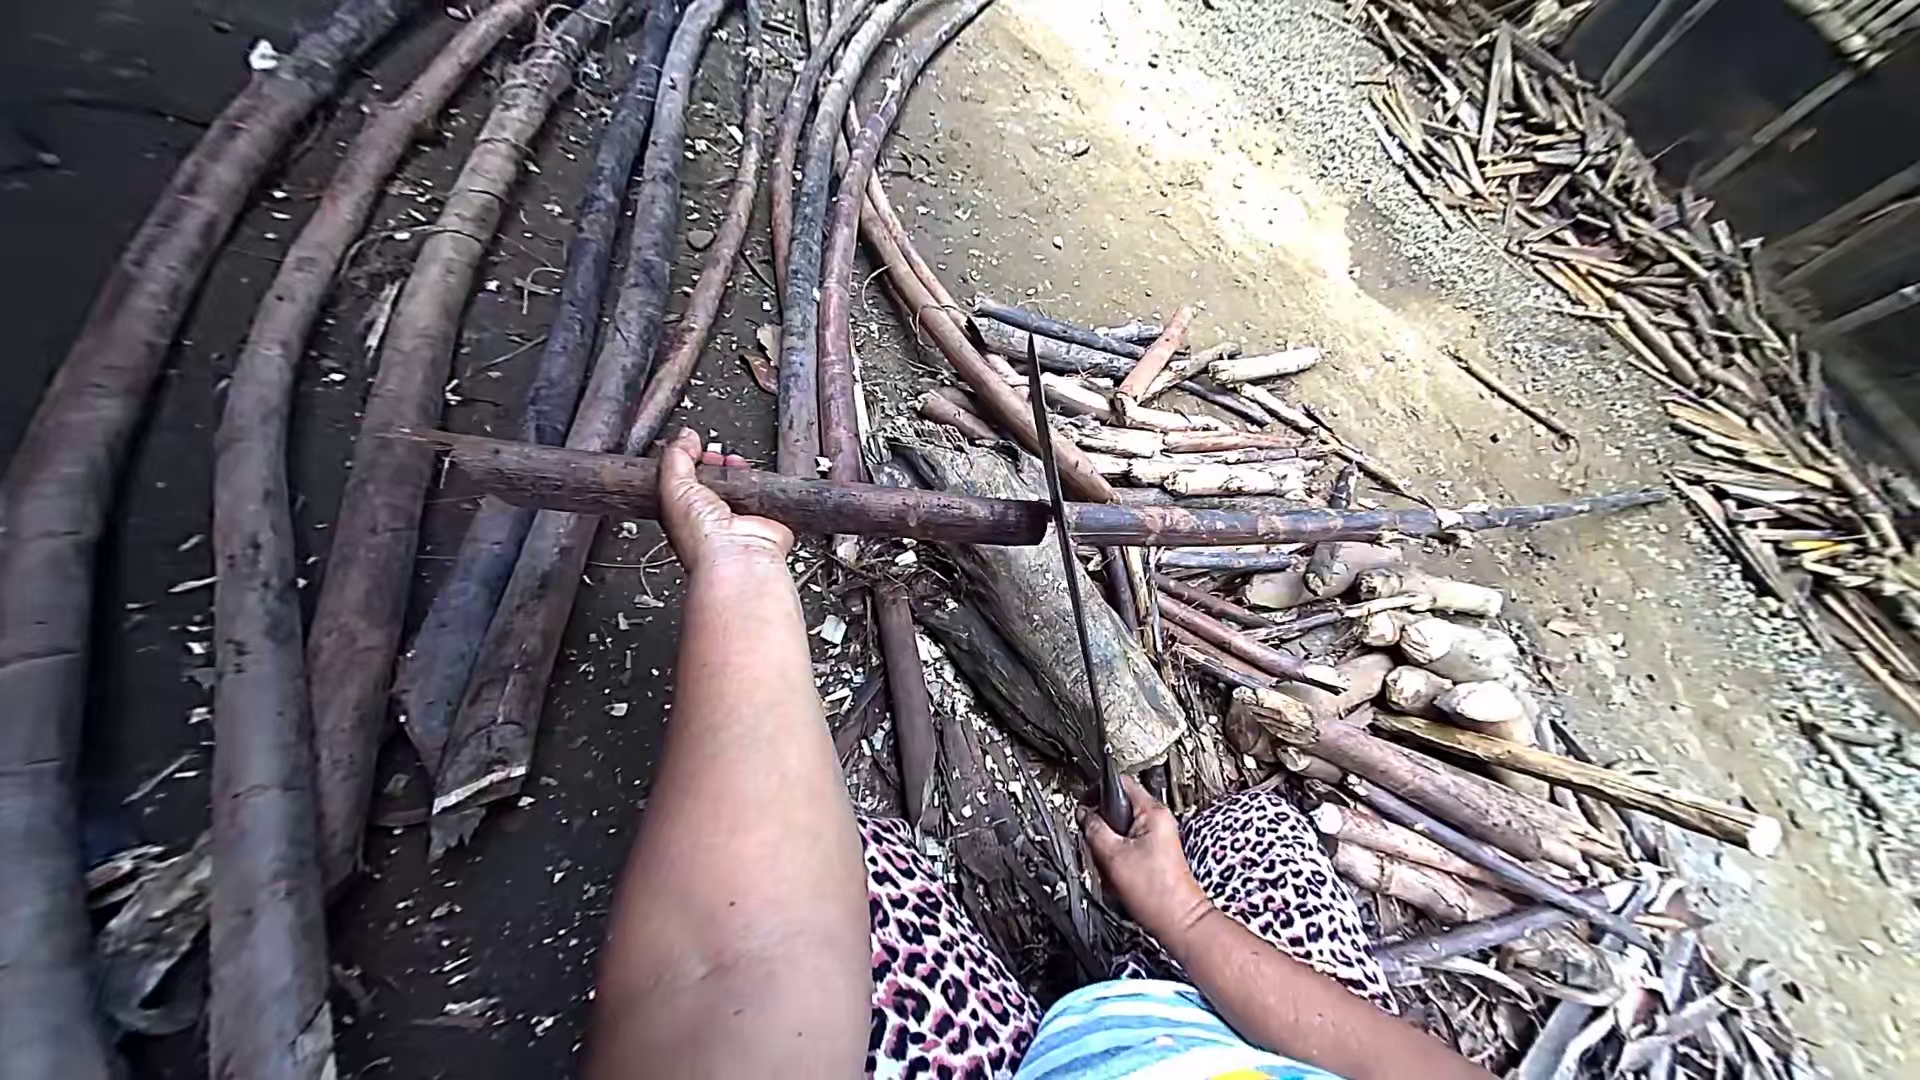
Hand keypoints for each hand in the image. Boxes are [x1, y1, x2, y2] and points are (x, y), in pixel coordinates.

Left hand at [657, 428, 793, 576]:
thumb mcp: (673, 486)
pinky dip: (766, 483)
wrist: (736, 554)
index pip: (692, 479)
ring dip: (743, 471)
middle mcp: (717, 516)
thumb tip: (686, 436)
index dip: (694, 460)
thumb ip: (676, 457)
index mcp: (689, 512)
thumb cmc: (700, 536)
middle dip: (721, 463)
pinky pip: (769, 494)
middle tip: (720, 458)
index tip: (697, 449)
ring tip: (738, 466)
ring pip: (745, 484)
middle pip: (721, 479)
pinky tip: (758, 480)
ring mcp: (744, 518)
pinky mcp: (769, 520)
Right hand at [1082, 775, 1212, 943]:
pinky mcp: (1155, 852)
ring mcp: (1158, 836)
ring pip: (1121, 828)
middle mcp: (1158, 820)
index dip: (1097, 792)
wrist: (1179, 923)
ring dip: (1109, 843)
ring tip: (1108, 861)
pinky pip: (1128, 843)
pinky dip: (1118, 854)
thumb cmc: (1157, 893)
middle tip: (1095, 839)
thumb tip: (1083, 814)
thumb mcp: (1113, 855)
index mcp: (1152, 812)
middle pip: (1118, 807)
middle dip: (1102, 824)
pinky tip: (1116, 871)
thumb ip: (1094, 828)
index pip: (1120, 783)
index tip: (1085, 805)